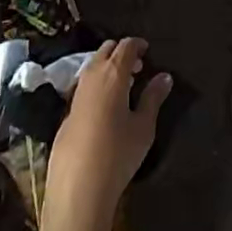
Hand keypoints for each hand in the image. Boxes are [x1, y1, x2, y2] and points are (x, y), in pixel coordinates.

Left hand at [39, 39, 172, 230]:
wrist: (78, 186)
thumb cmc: (118, 152)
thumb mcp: (144, 127)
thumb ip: (153, 97)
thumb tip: (164, 76)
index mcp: (113, 73)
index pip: (125, 46)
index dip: (137, 44)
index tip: (148, 50)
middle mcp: (92, 76)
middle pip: (105, 50)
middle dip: (121, 52)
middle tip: (138, 67)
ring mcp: (76, 93)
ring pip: (92, 66)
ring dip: (108, 67)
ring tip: (124, 85)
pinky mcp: (67, 111)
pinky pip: (84, 84)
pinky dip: (97, 83)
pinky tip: (106, 105)